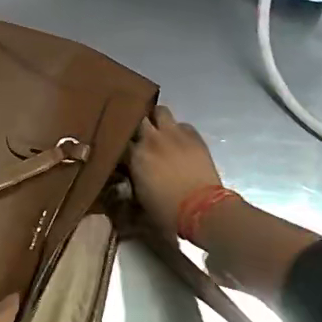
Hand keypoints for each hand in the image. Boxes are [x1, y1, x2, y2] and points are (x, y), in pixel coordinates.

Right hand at [129, 105, 223, 237]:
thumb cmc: (167, 210)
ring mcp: (174, 134)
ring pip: (160, 111)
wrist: (201, 208)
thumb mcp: (139, 196)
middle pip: (137, 117)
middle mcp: (151, 138)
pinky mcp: (194, 136)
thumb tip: (129, 169)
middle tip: (137, 133)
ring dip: (157, 119)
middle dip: (136, 124)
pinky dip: (178, 130)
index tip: (119, 147)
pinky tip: (179, 140)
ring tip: (158, 129)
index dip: (119, 142)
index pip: (119, 139)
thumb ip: (132, 176)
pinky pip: (182, 124)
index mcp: (135, 155)